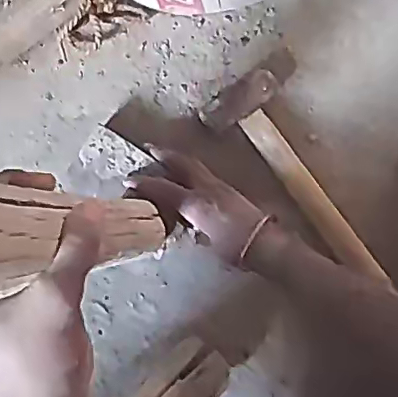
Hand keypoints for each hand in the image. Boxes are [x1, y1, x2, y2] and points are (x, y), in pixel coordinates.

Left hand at [0, 140, 100, 396]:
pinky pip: (13, 249)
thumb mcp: (56, 301)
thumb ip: (73, 252)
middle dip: (4, 190)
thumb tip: (88, 209)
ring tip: (50, 193)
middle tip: (40, 182)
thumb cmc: (35, 360)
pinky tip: (54, 217)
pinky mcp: (4, 294)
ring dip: (21, 207)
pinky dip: (32, 229)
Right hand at [125, 148, 270, 266]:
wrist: (267, 244)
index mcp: (196, 202)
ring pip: (195, 169)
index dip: (145, 184)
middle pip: (183, 165)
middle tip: (151, 148)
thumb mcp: (206, 242)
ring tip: (168, 160)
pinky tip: (191, 181)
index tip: (130, 179)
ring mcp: (221, 188)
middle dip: (165, 155)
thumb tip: (185, 225)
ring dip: (180, 162)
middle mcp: (207, 189)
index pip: (164, 188)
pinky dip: (193, 173)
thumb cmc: (234, 248)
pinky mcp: (232, 193)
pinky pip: (205, 177)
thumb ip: (192, 229)